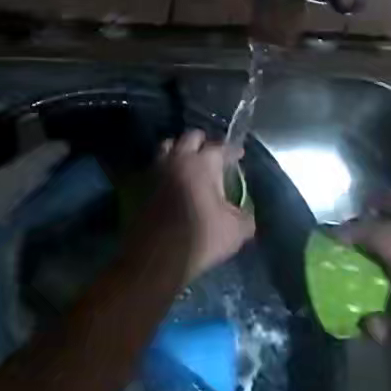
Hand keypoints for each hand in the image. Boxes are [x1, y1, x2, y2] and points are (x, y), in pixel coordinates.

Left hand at [135, 129, 255, 288]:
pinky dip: (167, 163)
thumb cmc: (202, 236)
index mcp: (202, 163)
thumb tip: (245, 213)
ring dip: (181, 148)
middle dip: (204, 141)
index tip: (239, 153)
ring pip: (169, 145)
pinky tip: (174, 176)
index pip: (220, 147)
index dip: (232, 150)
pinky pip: (157, 162)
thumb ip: (245, 216)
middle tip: (213, 153)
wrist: (160, 253)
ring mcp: (158, 167)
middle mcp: (179, 158)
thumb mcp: (236, 230)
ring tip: (190, 160)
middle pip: (191, 137)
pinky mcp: (145, 180)